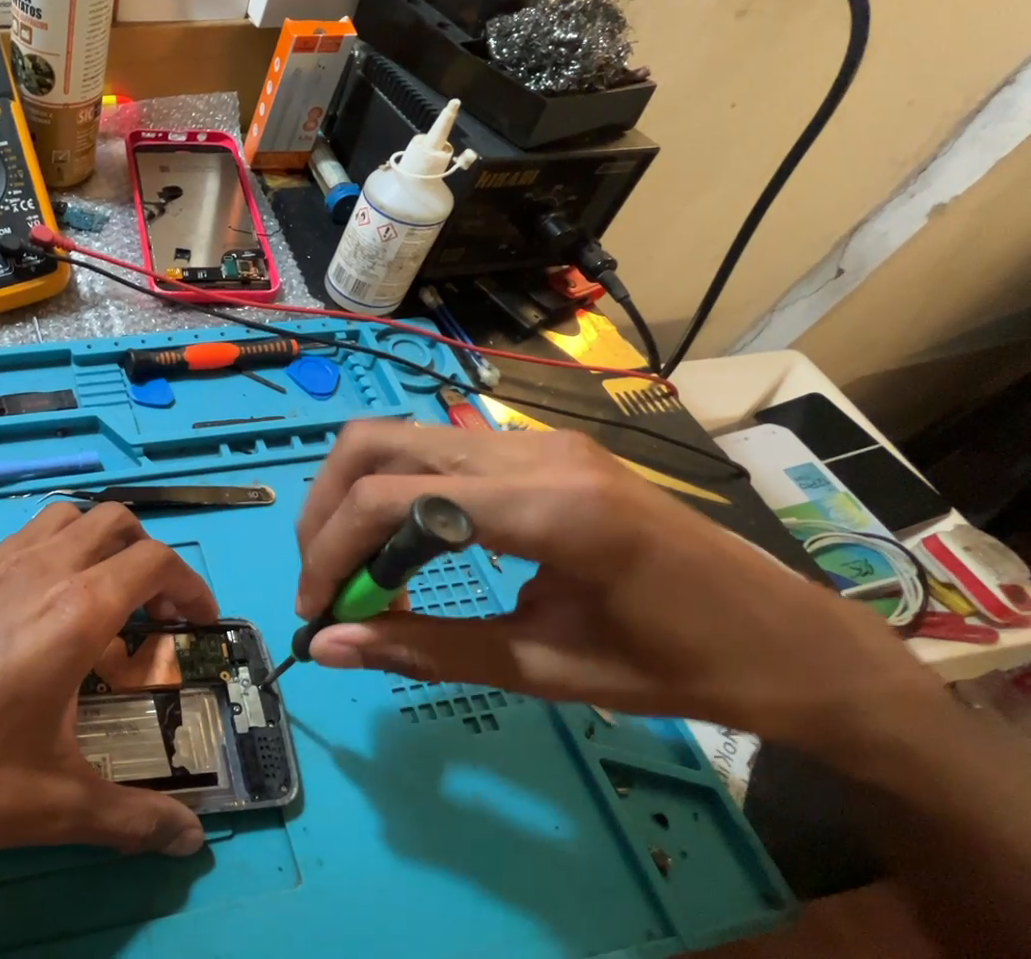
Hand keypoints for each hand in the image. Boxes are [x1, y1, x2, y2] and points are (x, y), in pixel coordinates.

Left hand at [0, 502, 217, 869]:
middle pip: (112, 521)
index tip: (201, 625)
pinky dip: (47, 561)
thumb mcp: (54, 804)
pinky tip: (31, 630)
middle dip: (147, 558)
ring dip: (94, 548)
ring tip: (94, 614)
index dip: (191, 586)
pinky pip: (16, 545)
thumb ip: (134, 819)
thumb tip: (190, 841)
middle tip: (152, 619)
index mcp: (73, 609)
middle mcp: (34, 569)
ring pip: (60, 520)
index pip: (155, 561)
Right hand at [293, 421, 945, 751]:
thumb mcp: (544, 668)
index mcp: (545, 507)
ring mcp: (537, 441)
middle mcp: (531, 452)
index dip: (331, 551)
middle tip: (324, 579)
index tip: (314, 610)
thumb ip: (425, 650)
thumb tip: (326, 647)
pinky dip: (397, 495)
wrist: (792, 639)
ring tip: (358, 571)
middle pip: (376, 444)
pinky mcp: (541, 450)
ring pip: (399, 439)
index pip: (388, 499)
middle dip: (327, 511)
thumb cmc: (680, 667)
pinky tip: (407, 552)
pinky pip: (436, 454)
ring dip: (356, 499)